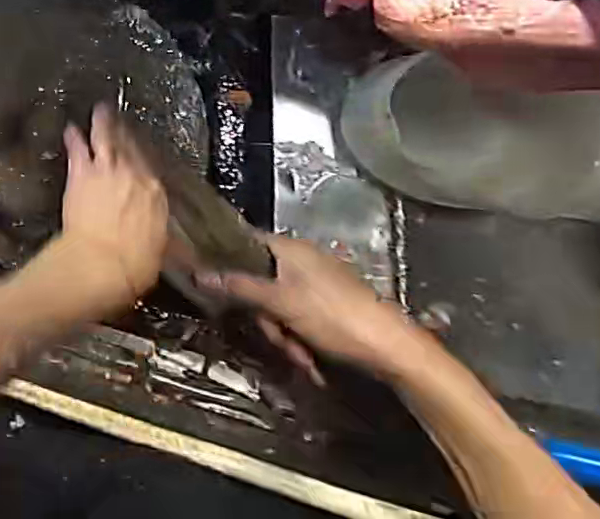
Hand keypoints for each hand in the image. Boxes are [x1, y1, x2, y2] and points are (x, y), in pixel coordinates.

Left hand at [38, 103, 167, 310]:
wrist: (103, 260)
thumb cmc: (134, 262)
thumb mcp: (160, 250)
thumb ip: (167, 241)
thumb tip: (186, 254)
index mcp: (156, 194)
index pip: (149, 168)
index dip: (140, 156)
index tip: (137, 149)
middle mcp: (134, 176)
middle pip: (128, 147)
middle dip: (123, 131)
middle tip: (117, 117)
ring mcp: (106, 170)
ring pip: (106, 138)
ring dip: (102, 123)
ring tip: (100, 110)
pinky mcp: (81, 173)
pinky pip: (78, 148)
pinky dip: (74, 137)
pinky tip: (70, 128)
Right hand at [197, 235, 426, 384]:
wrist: (401, 355)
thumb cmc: (335, 317)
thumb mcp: (279, 302)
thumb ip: (237, 286)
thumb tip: (197, 274)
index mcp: (289, 247)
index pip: (243, 242)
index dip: (225, 260)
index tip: (216, 283)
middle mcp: (303, 259)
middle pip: (260, 280)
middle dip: (265, 315)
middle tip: (274, 336)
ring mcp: (320, 282)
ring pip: (280, 302)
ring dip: (283, 332)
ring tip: (298, 355)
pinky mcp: (334, 305)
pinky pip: (301, 314)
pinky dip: (301, 336)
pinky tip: (310, 358)